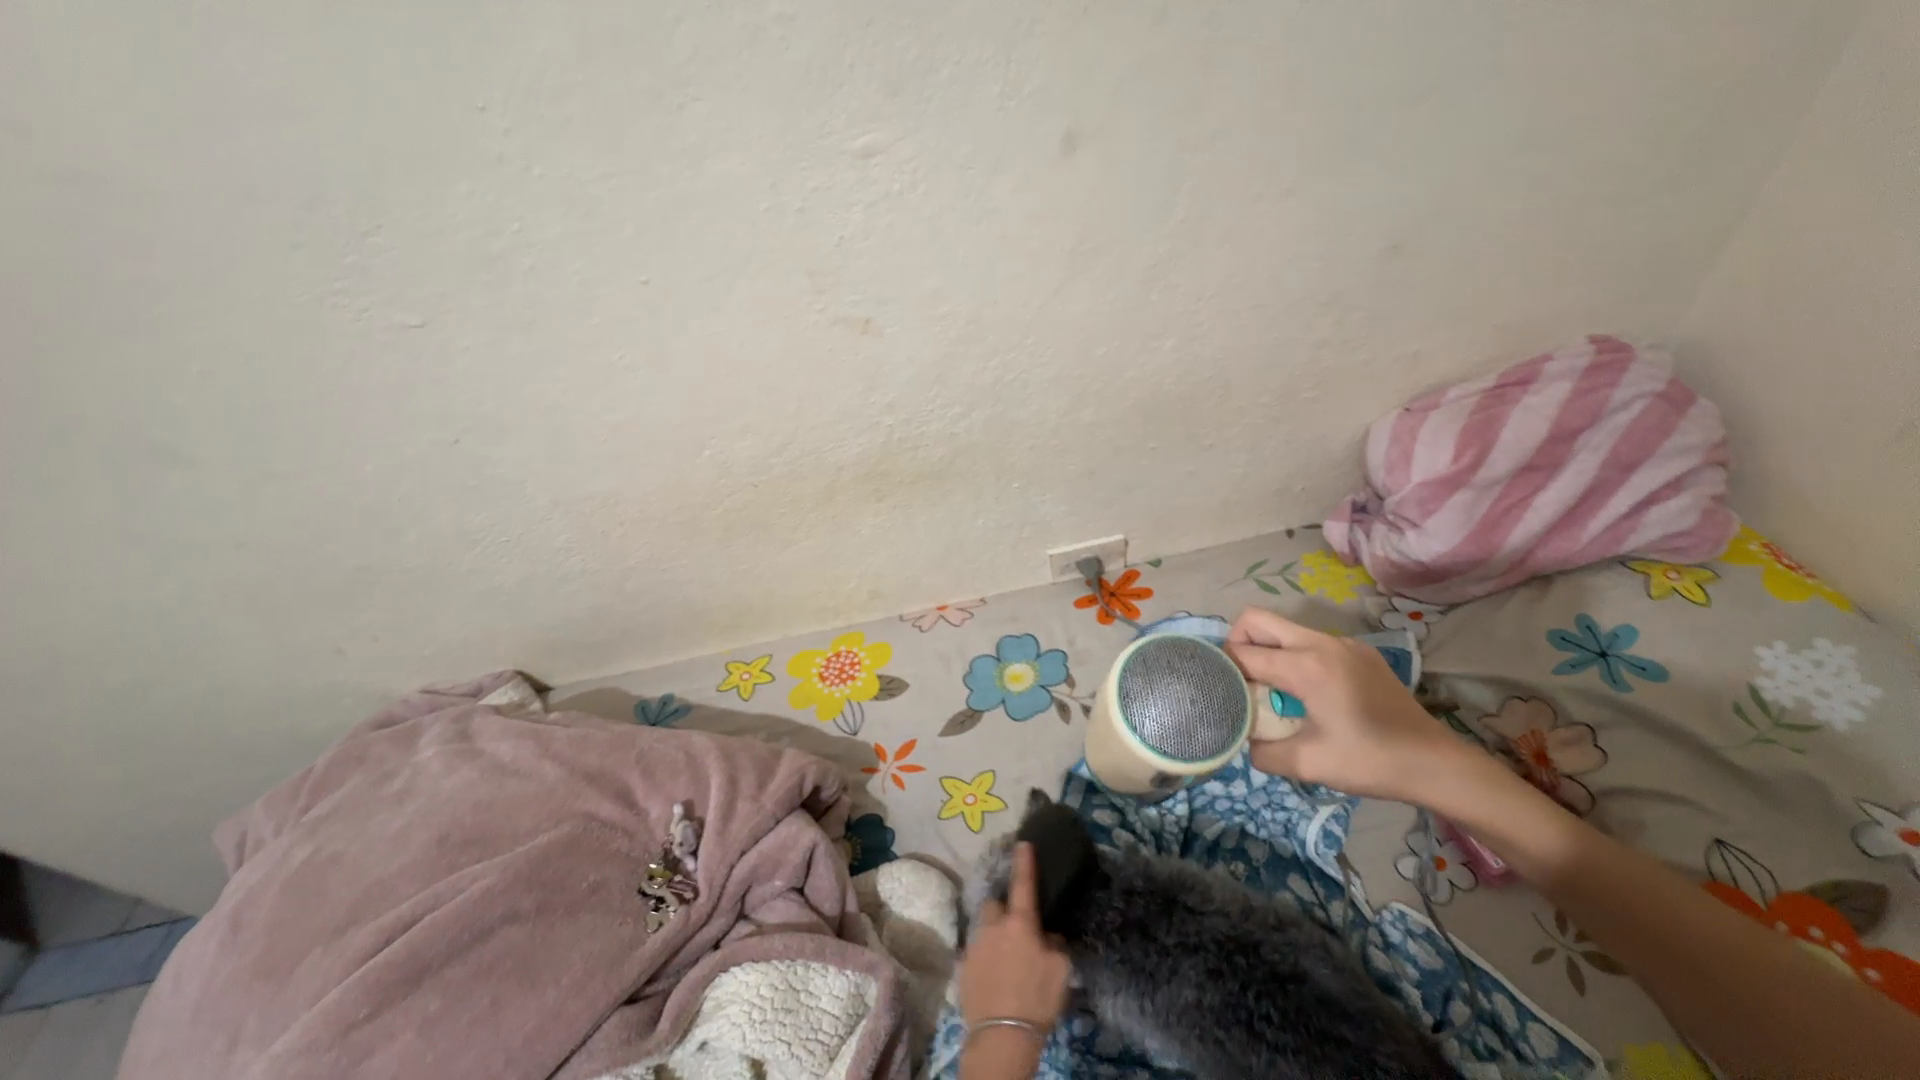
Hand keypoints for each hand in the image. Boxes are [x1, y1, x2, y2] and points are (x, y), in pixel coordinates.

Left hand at [959, 843, 1071, 1031]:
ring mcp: (973, 946)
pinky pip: (975, 953)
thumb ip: (1055, 945)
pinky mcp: (962, 967)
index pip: (1023, 884)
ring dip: (994, 935)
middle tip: (1017, 928)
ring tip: (1005, 956)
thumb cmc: (1037, 999)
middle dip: (1004, 910)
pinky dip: (985, 958)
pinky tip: (994, 976)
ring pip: (983, 929)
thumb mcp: (1061, 971)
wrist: (1002, 1035)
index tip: (1022, 842)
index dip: (1024, 862)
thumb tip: (1047, 936)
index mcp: (1020, 923)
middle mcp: (993, 927)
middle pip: (995, 905)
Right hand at [1226, 607, 1469, 802]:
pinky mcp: (1361, 654)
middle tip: (1238, 683)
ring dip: (1267, 652)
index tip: (1215, 693)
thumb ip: (1262, 750)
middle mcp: (1323, 643)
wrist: (1436, 763)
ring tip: (1271, 694)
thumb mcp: (1307, 764)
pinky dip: (1294, 659)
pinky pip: (1311, 643)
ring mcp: (1345, 645)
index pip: (1242, 652)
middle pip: (1258, 620)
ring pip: (1285, 630)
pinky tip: (1306, 696)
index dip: (1221, 669)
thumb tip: (1244, 740)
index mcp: (1306, 665)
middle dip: (1237, 644)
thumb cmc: (1370, 762)